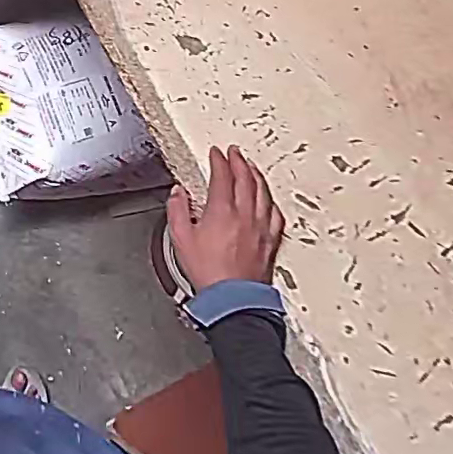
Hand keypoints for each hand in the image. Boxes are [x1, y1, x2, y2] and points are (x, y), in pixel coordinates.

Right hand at [166, 145, 284, 289]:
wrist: (234, 300)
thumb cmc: (208, 271)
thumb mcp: (180, 237)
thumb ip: (177, 210)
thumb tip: (179, 193)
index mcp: (222, 211)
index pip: (223, 176)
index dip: (219, 161)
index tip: (216, 153)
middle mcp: (245, 216)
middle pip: (246, 180)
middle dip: (239, 162)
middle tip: (234, 153)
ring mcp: (261, 229)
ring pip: (263, 194)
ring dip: (256, 177)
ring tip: (251, 168)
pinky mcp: (270, 242)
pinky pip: (275, 215)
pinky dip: (270, 201)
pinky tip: (268, 200)